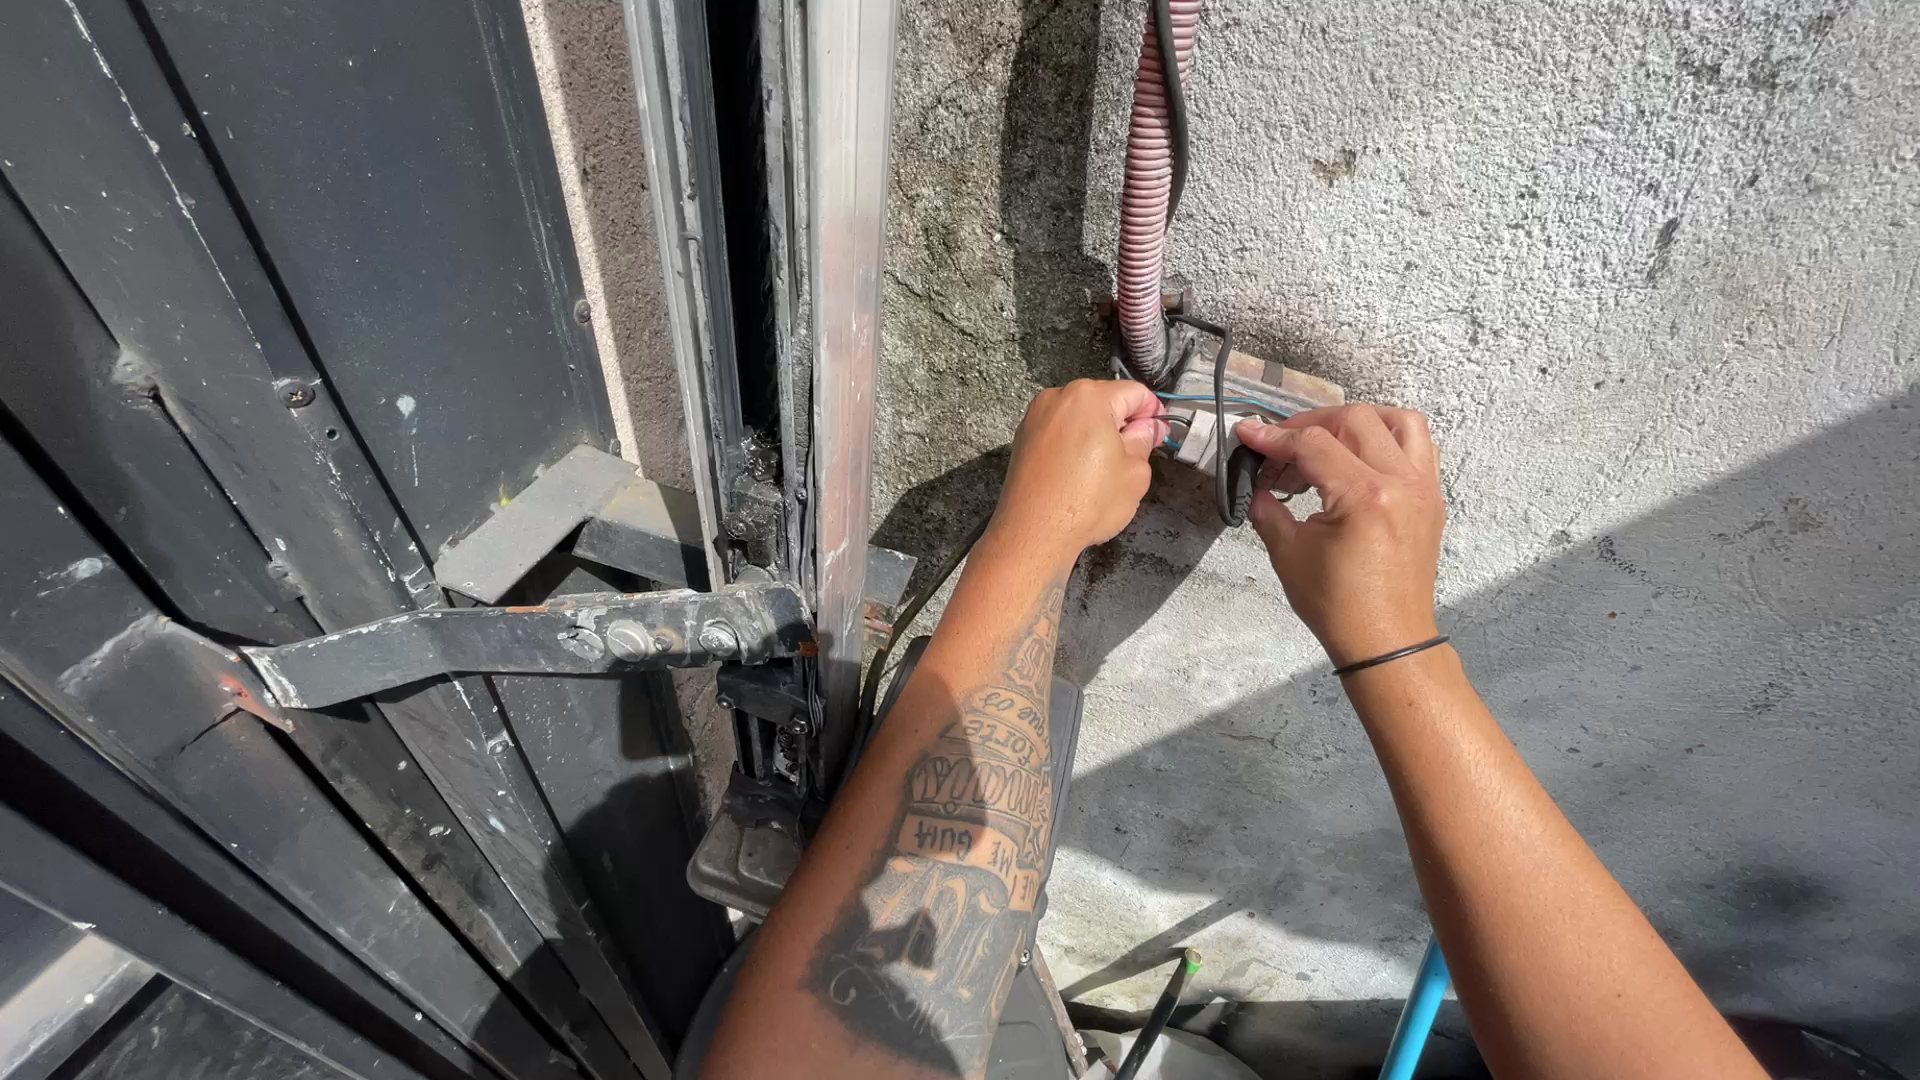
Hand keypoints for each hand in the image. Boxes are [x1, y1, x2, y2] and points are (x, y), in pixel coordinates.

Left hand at [991, 379, 1165, 563]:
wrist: (1034, 532)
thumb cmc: (1084, 503)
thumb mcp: (1134, 472)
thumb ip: (1144, 442)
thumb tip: (1147, 429)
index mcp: (1089, 398)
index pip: (1135, 393)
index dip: (1153, 413)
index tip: (1158, 433)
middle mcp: (1057, 399)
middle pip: (1104, 401)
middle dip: (1123, 423)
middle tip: (1136, 454)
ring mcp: (1035, 418)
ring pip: (1080, 417)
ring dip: (1097, 434)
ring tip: (1106, 468)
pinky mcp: (1023, 439)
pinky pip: (1059, 432)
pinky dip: (1073, 444)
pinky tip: (1080, 472)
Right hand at [1235, 405, 1443, 666]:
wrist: (1386, 638)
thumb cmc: (1334, 603)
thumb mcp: (1287, 552)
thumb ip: (1268, 508)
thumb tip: (1257, 483)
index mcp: (1363, 496)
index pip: (1312, 444)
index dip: (1272, 437)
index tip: (1246, 433)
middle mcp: (1400, 482)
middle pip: (1354, 419)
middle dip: (1309, 424)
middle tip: (1280, 445)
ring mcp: (1423, 488)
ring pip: (1397, 421)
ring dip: (1356, 422)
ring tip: (1325, 442)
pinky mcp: (1431, 498)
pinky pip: (1417, 447)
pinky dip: (1386, 439)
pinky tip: (1357, 460)